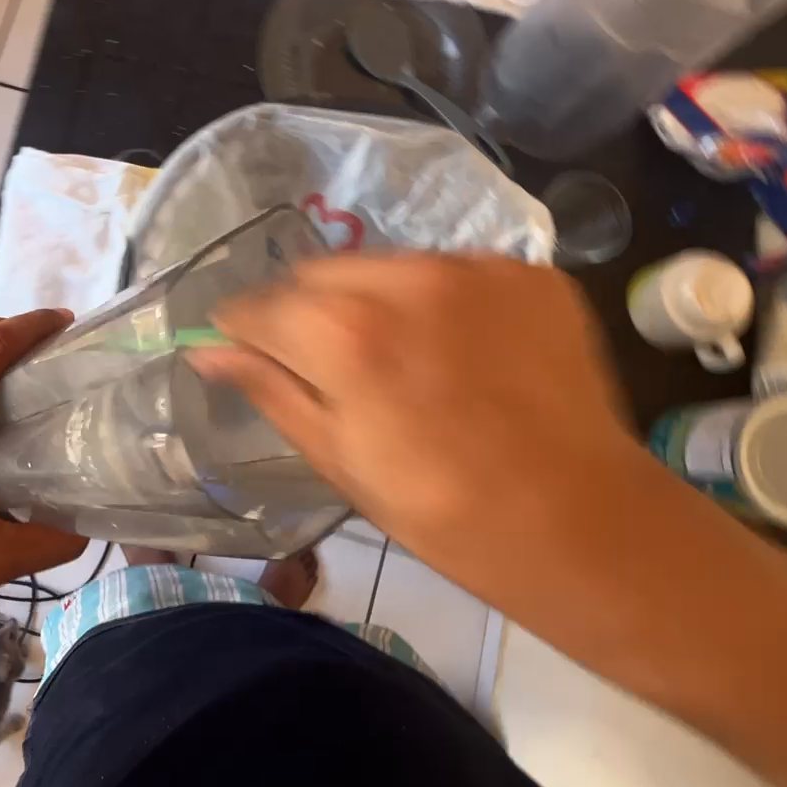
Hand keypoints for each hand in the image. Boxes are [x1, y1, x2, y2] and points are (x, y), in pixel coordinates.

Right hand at [191, 254, 701, 614]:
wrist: (579, 521)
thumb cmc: (440, 510)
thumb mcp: (337, 457)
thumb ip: (269, 389)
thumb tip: (206, 352)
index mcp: (342, 333)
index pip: (259, 305)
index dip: (242, 328)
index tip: (242, 346)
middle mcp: (402, 278)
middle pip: (318, 274)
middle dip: (307, 312)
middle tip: (329, 364)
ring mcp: (472, 267)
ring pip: (383, 265)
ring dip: (371, 300)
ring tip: (399, 357)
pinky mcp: (525, 270)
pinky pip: (450, 270)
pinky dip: (436, 301)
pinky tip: (458, 350)